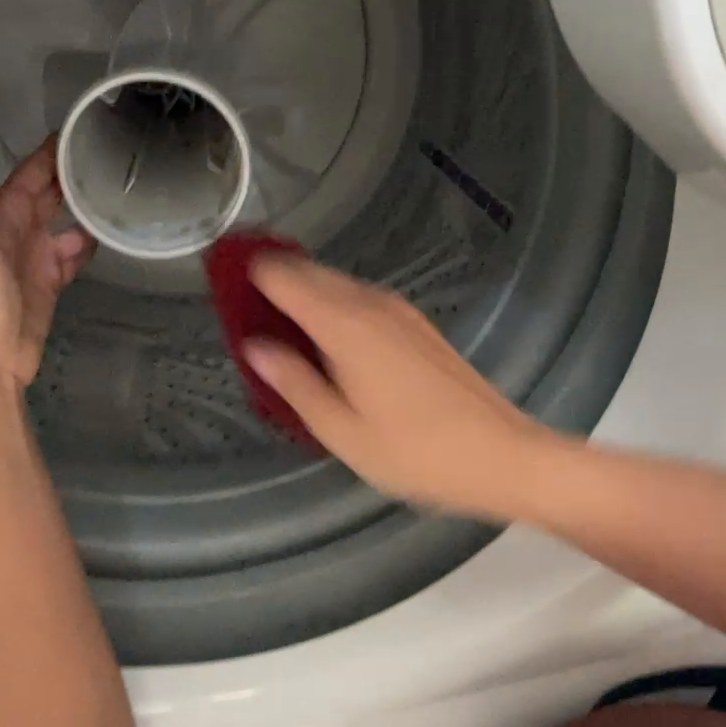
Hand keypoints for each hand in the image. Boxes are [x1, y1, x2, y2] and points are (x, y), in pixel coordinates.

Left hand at [0, 112, 94, 399]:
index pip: (30, 170)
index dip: (53, 148)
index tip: (84, 122)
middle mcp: (17, 230)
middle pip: (51, 192)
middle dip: (75, 171)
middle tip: (117, 148)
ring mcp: (36, 258)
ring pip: (66, 221)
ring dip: (88, 206)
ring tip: (124, 188)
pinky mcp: (51, 284)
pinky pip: (74, 255)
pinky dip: (90, 243)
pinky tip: (112, 233)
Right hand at [244, 255, 553, 516]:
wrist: (502, 455)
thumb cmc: (415, 453)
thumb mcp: (341, 430)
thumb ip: (294, 383)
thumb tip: (255, 347)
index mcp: (345, 324)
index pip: (285, 276)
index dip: (250, 272)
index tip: (223, 281)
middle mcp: (372, 304)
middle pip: (311, 273)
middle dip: (274, 282)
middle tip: (243, 310)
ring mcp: (400, 311)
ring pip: (337, 286)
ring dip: (304, 295)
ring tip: (278, 330)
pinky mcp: (417, 326)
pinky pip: (360, 301)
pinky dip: (333, 309)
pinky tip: (326, 344)